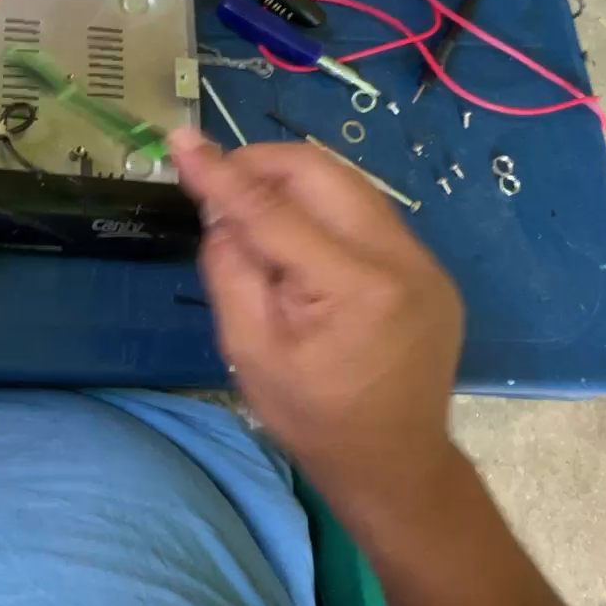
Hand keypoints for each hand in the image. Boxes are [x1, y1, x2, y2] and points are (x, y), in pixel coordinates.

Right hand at [168, 131, 464, 504]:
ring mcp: (424, 260)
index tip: (180, 141)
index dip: (221, 173)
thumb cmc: (310, 414)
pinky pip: (361, 209)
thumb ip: (229, 266)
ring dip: (287, 180)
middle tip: (216, 184)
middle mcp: (402, 259)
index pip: (273, 210)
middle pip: (321, 171)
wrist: (395, 464)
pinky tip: (290, 234)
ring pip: (344, 181)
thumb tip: (220, 206)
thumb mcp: (247, 347)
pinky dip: (315, 204)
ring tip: (247, 209)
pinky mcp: (425, 266)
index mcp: (355, 287)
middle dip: (258, 163)